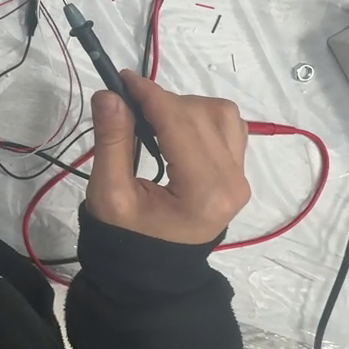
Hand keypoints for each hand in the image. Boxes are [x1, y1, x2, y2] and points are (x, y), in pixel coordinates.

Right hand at [86, 71, 250, 244]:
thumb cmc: (125, 235)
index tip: (121, 79)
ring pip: (221, 115)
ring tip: (151, 117)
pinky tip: (173, 128)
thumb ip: (112, 142)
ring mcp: (240, 178)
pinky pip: (228, 128)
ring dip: (185, 106)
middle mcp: (232, 181)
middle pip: (202, 115)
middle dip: (163, 100)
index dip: (151, 95)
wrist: (149, 269)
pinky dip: (200, 117)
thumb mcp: (109, 193)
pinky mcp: (237, 174)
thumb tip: (110, 95)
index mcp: (203, 191)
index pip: (180, 124)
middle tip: (126, 102)